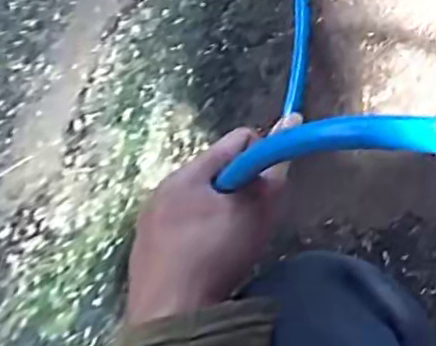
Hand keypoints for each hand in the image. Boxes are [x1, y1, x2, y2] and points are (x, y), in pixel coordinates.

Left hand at [122, 114, 298, 325]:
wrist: (173, 318)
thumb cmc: (220, 251)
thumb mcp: (262, 203)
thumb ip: (277, 160)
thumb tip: (292, 118)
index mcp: (188, 174)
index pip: (240, 138)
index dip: (262, 156)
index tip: (266, 185)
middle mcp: (163, 188)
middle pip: (221, 165)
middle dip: (241, 182)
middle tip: (249, 212)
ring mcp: (148, 218)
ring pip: (204, 192)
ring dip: (223, 204)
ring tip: (231, 233)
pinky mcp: (143, 245)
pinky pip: (185, 216)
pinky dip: (202, 224)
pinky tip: (209, 250)